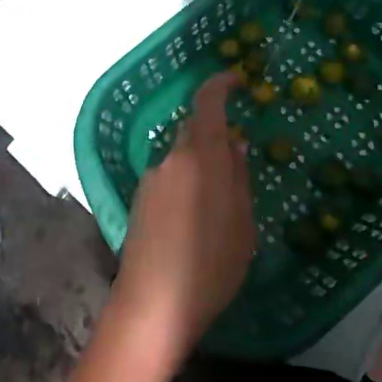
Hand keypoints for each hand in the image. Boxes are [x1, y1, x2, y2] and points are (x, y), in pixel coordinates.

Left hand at [110, 72, 255, 353]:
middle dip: (214, 134)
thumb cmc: (211, 266)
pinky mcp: (139, 198)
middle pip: (192, 131)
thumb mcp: (242, 225)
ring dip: (201, 163)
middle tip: (239, 158)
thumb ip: (238, 178)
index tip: (237, 80)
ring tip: (223, 202)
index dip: (220, 86)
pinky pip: (169, 176)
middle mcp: (169, 159)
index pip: (206, 105)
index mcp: (198, 158)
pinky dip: (187, 181)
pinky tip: (198, 217)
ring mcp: (150, 178)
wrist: (154, 302)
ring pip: (181, 156)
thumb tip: (234, 144)